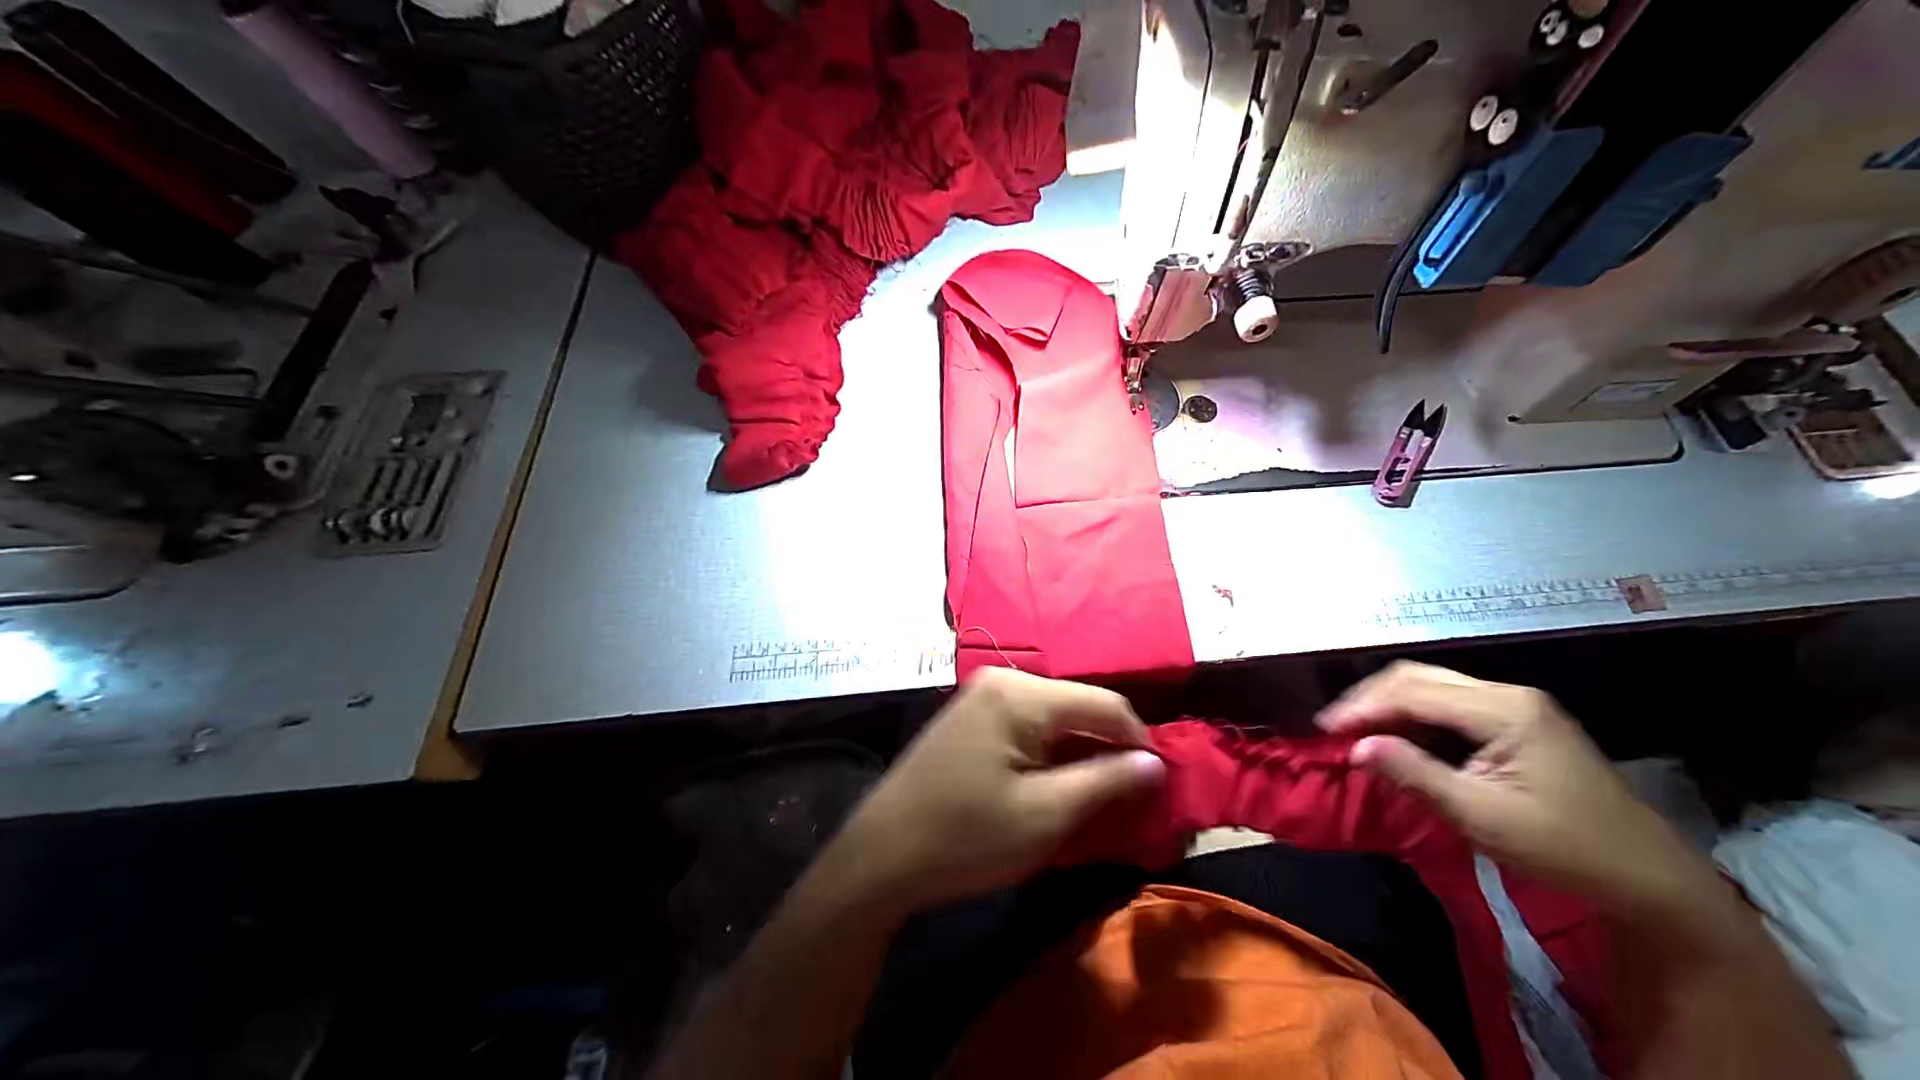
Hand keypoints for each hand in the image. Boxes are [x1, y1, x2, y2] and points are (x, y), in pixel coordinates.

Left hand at [822, 668, 1165, 917]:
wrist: (881, 854)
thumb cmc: (966, 837)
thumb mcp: (1046, 815)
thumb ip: (1107, 781)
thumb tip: (1156, 762)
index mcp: (1021, 694)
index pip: (1106, 705)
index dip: (1140, 744)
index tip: (1160, 787)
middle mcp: (1002, 680)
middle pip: (1078, 707)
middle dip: (1108, 749)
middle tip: (1131, 798)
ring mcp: (981, 696)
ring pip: (1054, 718)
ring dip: (1080, 753)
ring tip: (1099, 797)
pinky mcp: (969, 717)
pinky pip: (1027, 726)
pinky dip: (1050, 753)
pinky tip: (1057, 786)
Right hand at [1317, 662, 1724, 927]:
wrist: (1647, 878)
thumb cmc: (1565, 849)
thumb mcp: (1481, 817)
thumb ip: (1415, 775)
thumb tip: (1356, 747)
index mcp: (1505, 710)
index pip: (1413, 692)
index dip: (1363, 707)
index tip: (1324, 729)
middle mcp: (1509, 695)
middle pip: (1419, 677)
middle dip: (1370, 698)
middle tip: (1334, 726)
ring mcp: (1516, 706)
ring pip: (1432, 687)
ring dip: (1389, 705)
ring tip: (1355, 731)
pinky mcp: (1516, 722)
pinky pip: (1449, 704)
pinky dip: (1413, 716)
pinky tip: (1396, 737)